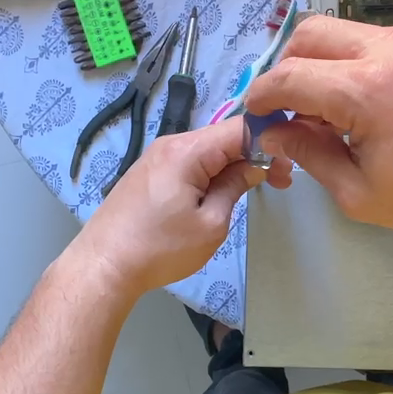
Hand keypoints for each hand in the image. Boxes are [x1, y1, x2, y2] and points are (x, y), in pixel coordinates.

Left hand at [64, 117, 268, 296]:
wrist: (103, 266)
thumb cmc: (160, 248)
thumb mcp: (211, 224)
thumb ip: (236, 187)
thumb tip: (255, 166)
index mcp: (187, 151)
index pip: (240, 128)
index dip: (271, 142)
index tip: (289, 168)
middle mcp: (170, 144)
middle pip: (223, 137)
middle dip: (254, 155)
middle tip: (279, 183)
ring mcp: (156, 157)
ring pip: (207, 151)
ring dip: (232, 165)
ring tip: (252, 190)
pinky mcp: (149, 173)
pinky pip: (189, 162)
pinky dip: (210, 172)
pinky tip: (220, 192)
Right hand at [244, 17, 392, 257]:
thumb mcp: (361, 192)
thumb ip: (309, 155)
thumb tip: (276, 135)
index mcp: (368, 89)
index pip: (289, 76)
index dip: (261, 97)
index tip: (255, 115)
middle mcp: (392, 50)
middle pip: (310, 33)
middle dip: (286, 68)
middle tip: (286, 109)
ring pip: (345, 33)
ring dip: (322, 64)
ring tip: (329, 112)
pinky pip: (380, 41)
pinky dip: (357, 64)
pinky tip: (366, 105)